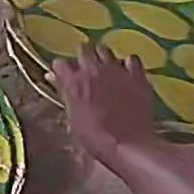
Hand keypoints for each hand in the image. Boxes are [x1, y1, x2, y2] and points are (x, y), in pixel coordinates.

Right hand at [54, 48, 162, 166]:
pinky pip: (132, 60)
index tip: (62, 75)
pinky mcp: (137, 76)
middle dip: (82, 55)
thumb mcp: (73, 116)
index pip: (60, 63)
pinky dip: (128, 63)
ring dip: (103, 56)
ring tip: (104, 66)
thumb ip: (66, 93)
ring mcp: (117, 70)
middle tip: (84, 66)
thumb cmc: (95, 136)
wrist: (128, 144)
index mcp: (74, 81)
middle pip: (84, 49)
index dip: (60, 69)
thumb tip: (56, 79)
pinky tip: (128, 70)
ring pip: (106, 50)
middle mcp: (94, 69)